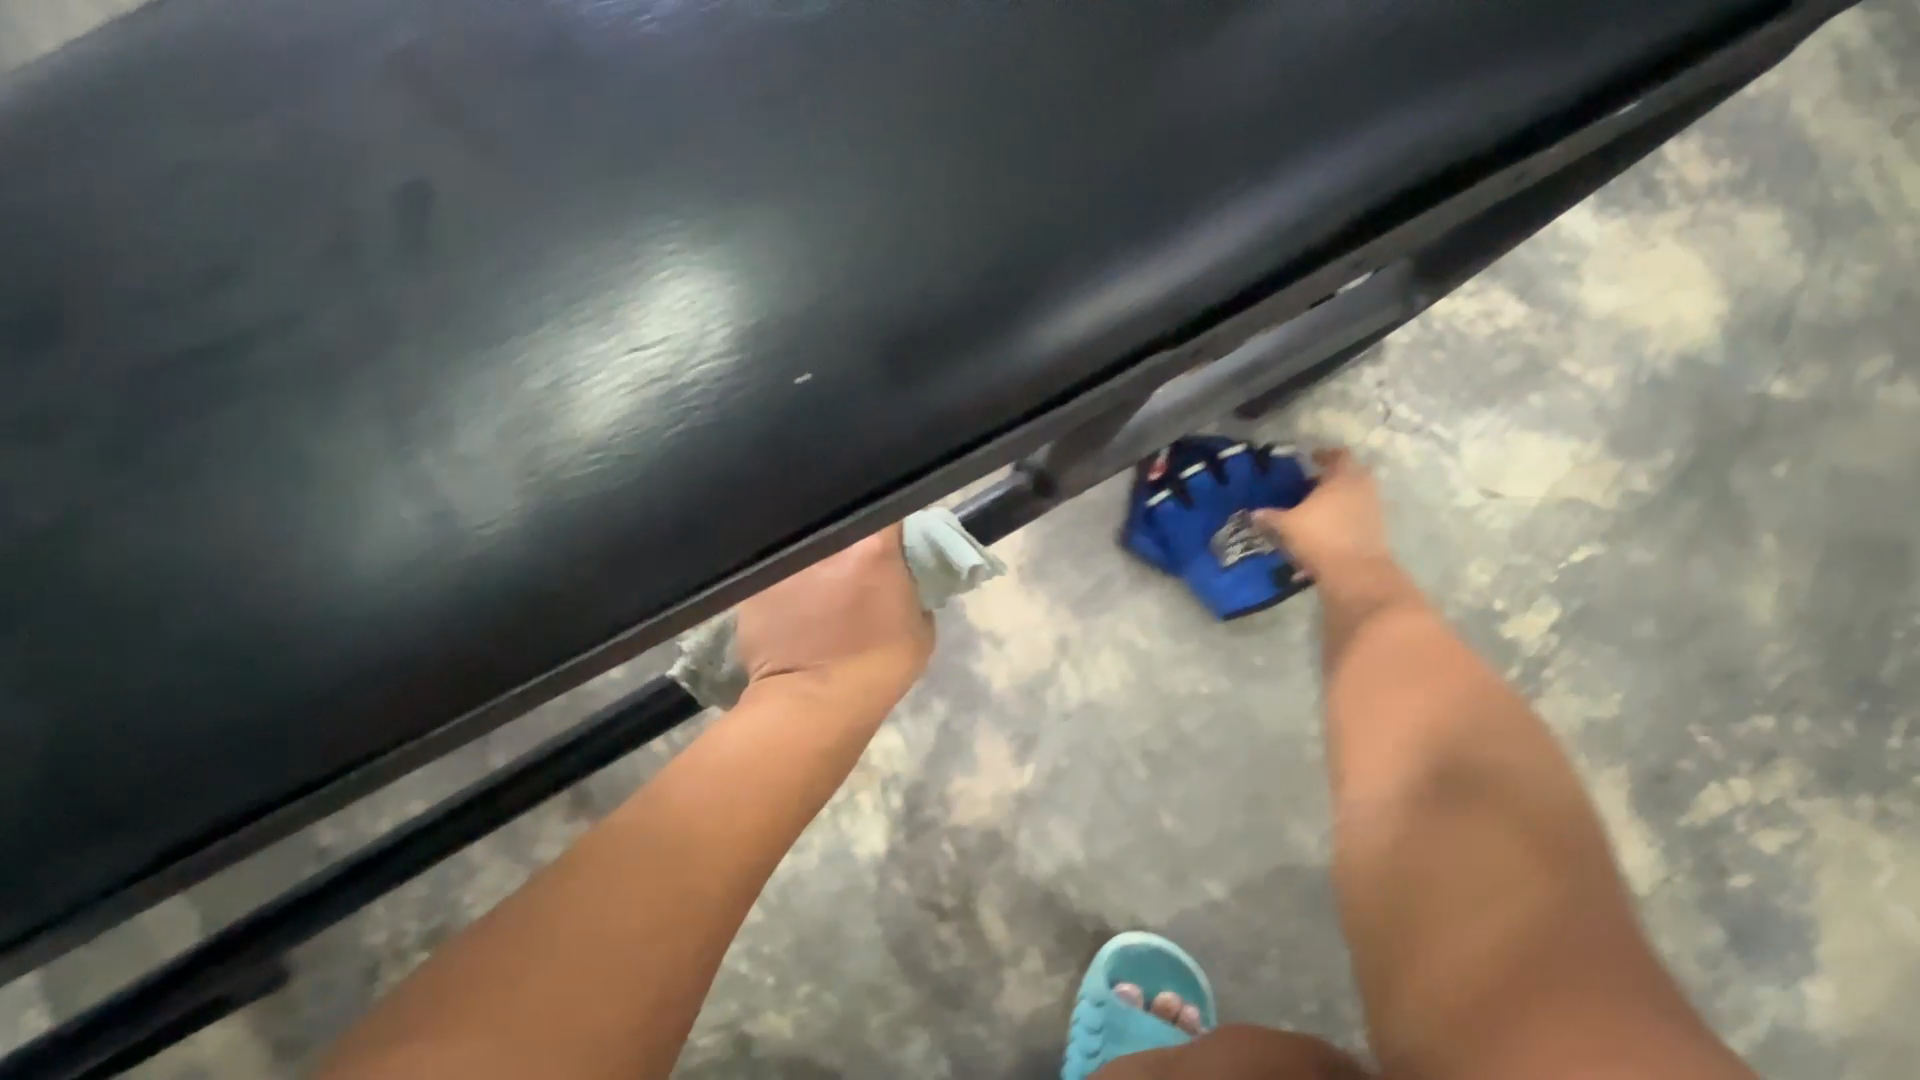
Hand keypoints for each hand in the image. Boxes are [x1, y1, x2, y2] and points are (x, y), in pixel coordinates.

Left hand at [734, 524, 933, 716]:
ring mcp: (785, 560)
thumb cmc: (878, 669)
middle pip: (841, 521)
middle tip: (855, 559)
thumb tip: (900, 578)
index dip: (890, 518)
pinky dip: (785, 581)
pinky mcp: (754, 583)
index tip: (891, 533)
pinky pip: (776, 570)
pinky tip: (790, 603)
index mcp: (873, 548)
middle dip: (850, 535)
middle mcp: (825, 543)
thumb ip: (913, 590)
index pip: (888, 510)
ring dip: (815, 557)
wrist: (814, 705)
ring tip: (819, 582)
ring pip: (805, 543)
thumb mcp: (920, 627)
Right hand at [1255, 448, 1393, 581]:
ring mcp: (1373, 508)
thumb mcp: (1288, 525)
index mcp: (1343, 477)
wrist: (1356, 571)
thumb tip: (1254, 513)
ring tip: (1314, 509)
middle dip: (1330, 478)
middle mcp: (1362, 487)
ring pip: (1354, 495)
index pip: (1339, 455)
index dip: (1324, 455)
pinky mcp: (1376, 529)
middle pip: (1349, 474)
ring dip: (1337, 498)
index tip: (1311, 458)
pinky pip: (1357, 514)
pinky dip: (1343, 515)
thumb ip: (1271, 516)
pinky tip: (1325, 528)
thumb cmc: (1320, 536)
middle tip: (1309, 485)